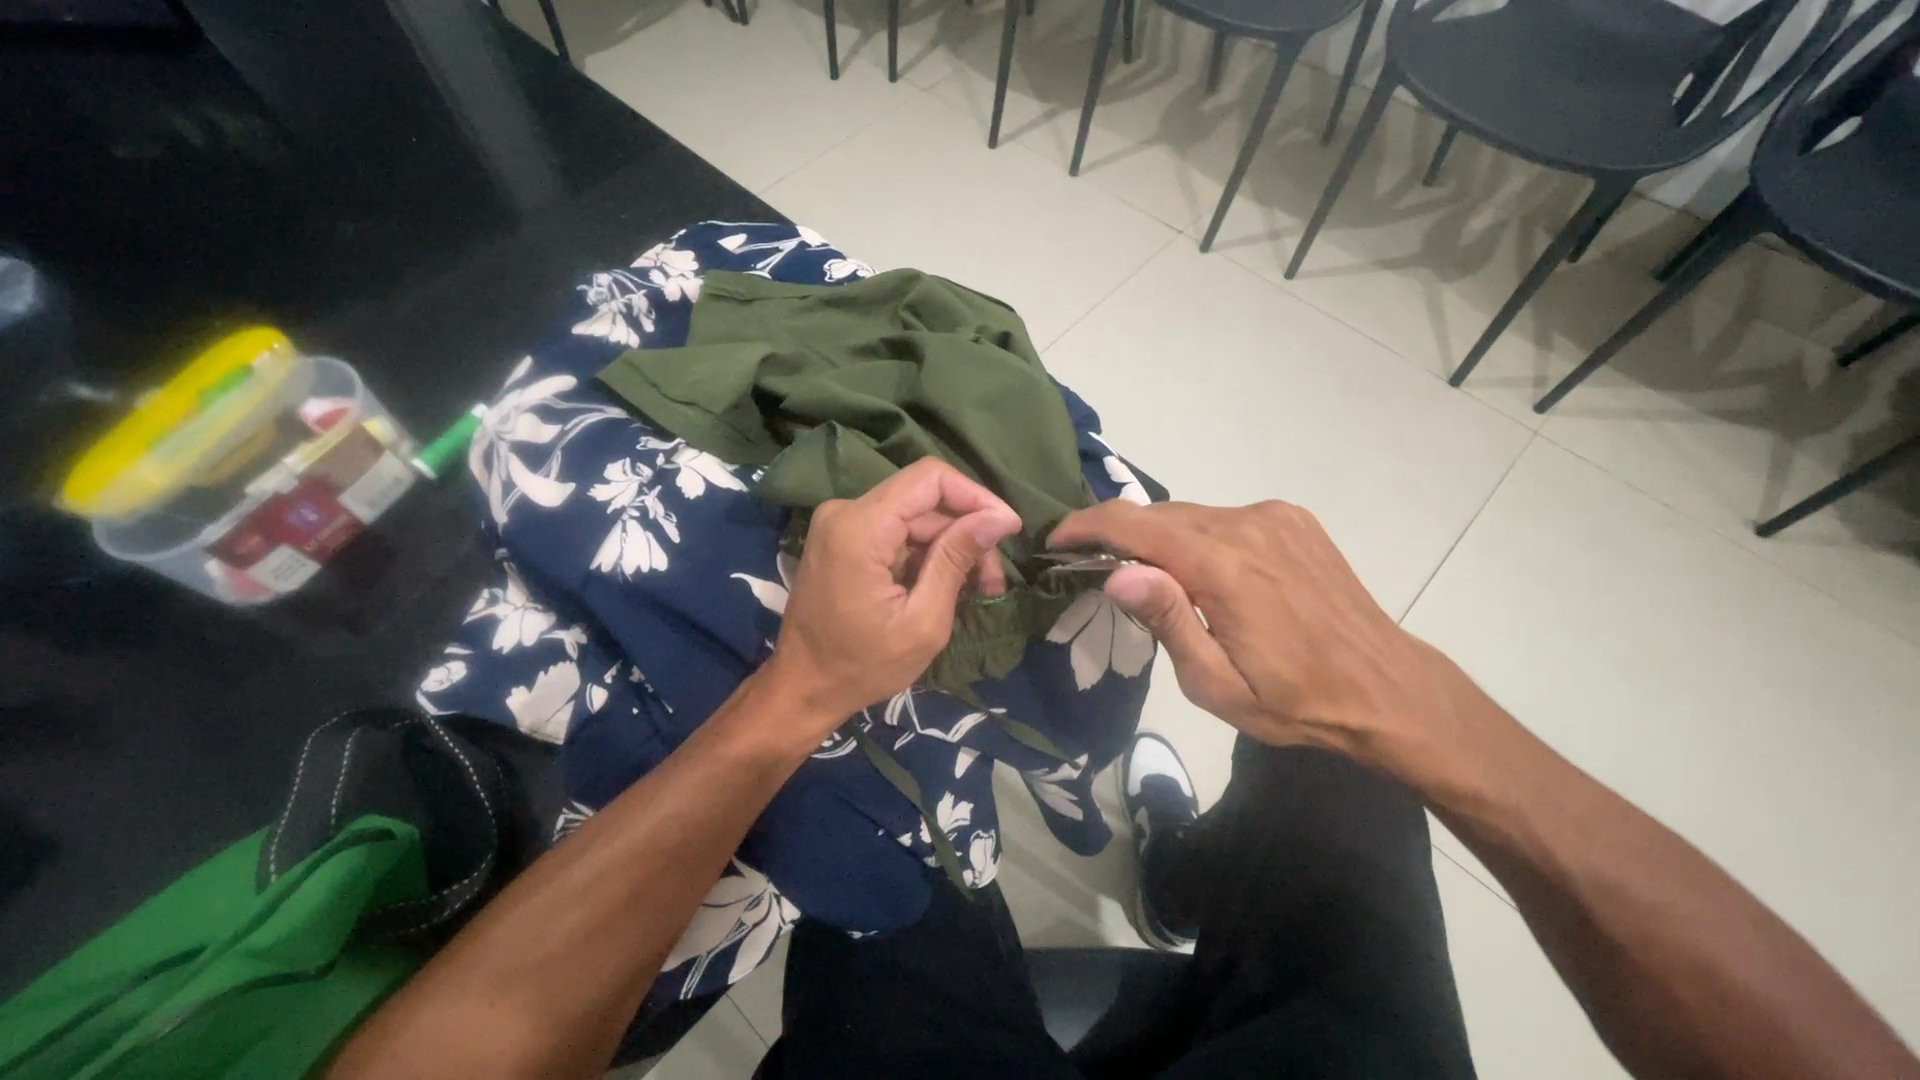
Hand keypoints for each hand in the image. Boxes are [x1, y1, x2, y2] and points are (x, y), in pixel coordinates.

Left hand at [762, 459, 1021, 735]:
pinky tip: (949, 584)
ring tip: (980, 588)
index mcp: (860, 528)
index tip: (1009, 528)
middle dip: (967, 530)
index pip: (930, 478)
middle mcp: (845, 512)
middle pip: (924, 499)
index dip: (976, 495)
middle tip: (995, 580)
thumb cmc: (862, 666)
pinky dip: (926, 553)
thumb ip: (956, 560)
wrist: (803, 688)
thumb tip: (999, 518)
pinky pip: (896, 530)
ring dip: (950, 546)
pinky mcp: (842, 539)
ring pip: (914, 515)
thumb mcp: (922, 621)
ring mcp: (840, 524)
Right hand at [1049, 499, 1469, 767]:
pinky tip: (1209, 574)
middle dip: (1120, 536)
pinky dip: (1201, 537)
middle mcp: (1246, 525)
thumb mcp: (1215, 682)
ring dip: (1163, 539)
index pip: (1132, 524)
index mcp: (1222, 567)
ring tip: (1156, 580)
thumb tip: (1117, 573)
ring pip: (1193, 515)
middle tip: (1097, 570)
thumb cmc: (1292, 700)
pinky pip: (1227, 518)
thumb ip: (1166, 619)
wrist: (1384, 688)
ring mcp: (1275, 517)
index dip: (1085, 526)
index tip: (1054, 541)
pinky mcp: (1294, 520)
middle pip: (1159, 515)